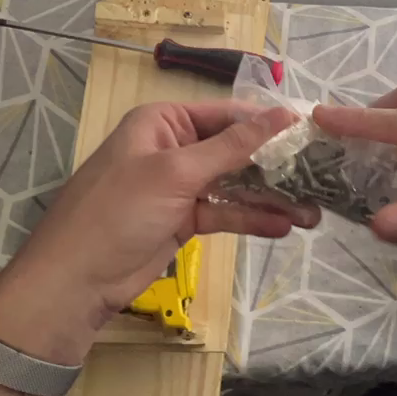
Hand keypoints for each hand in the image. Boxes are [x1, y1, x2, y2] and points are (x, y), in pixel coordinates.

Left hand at [0, 101, 319, 362]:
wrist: (76, 281)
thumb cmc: (119, 211)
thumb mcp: (177, 172)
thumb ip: (233, 146)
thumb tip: (284, 113)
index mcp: (164, 122)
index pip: (227, 114)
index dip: (268, 123)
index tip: (311, 133)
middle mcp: (174, 147)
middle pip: (235, 150)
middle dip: (275, 166)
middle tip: (320, 177)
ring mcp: (179, 186)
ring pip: (234, 185)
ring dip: (270, 197)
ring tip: (312, 212)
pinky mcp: (184, 219)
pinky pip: (225, 213)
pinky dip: (251, 219)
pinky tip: (283, 226)